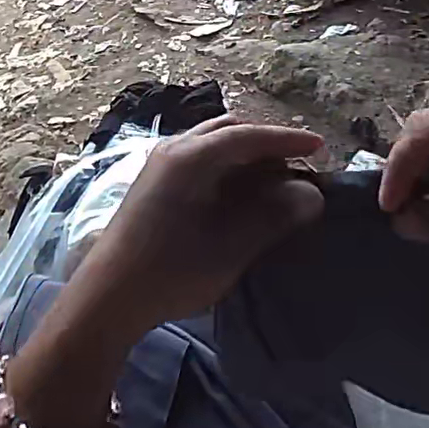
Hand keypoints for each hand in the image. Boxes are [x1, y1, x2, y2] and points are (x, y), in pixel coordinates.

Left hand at [70, 115, 323, 338]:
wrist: (108, 296)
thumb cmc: (170, 271)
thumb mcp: (229, 247)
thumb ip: (272, 216)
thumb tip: (311, 193)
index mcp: (189, 158)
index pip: (246, 136)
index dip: (285, 140)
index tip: (320, 147)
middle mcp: (172, 150)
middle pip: (227, 131)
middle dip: (265, 144)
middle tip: (298, 167)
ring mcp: (160, 165)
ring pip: (212, 145)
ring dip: (245, 156)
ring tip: (274, 182)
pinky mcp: (155, 183)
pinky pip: (199, 160)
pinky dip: (227, 168)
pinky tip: (241, 193)